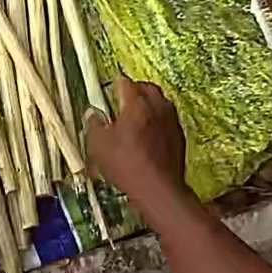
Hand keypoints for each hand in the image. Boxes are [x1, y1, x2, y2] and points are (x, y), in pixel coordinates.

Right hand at [86, 75, 188, 206]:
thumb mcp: (99, 145)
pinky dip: (156, 121)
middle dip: (134, 90)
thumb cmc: (126, 164)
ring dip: (147, 105)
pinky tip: (148, 135)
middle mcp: (157, 106)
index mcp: (136, 103)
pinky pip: (166, 120)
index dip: (114, 85)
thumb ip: (94, 125)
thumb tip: (92, 114)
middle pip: (146, 88)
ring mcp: (171, 120)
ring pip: (159, 102)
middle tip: (122, 100)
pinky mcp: (179, 136)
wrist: (158, 189)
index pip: (125, 83)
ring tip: (135, 117)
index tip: (109, 90)